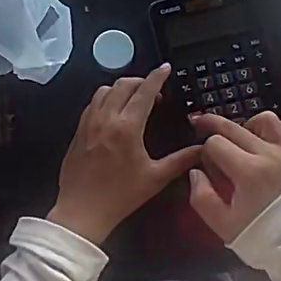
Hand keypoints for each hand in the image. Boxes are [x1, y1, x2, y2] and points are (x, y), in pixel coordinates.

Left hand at [46, 65, 201, 244]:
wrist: (83, 211)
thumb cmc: (119, 196)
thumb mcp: (156, 178)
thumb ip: (181, 160)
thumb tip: (202, 149)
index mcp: (127, 128)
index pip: (144, 91)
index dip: (157, 77)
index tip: (165, 69)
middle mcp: (106, 120)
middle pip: (123, 84)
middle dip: (140, 81)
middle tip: (153, 89)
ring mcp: (89, 124)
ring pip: (104, 90)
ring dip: (121, 88)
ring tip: (134, 98)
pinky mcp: (79, 132)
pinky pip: (92, 104)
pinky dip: (105, 99)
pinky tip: (113, 112)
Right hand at [186, 109, 280, 241]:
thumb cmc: (263, 237)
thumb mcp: (224, 225)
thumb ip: (202, 197)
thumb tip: (196, 172)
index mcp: (248, 172)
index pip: (215, 144)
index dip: (205, 152)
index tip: (207, 167)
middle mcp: (269, 154)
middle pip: (234, 127)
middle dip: (212, 124)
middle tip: (199, 123)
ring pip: (263, 120)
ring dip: (246, 125)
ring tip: (238, 139)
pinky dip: (270, 129)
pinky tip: (262, 141)